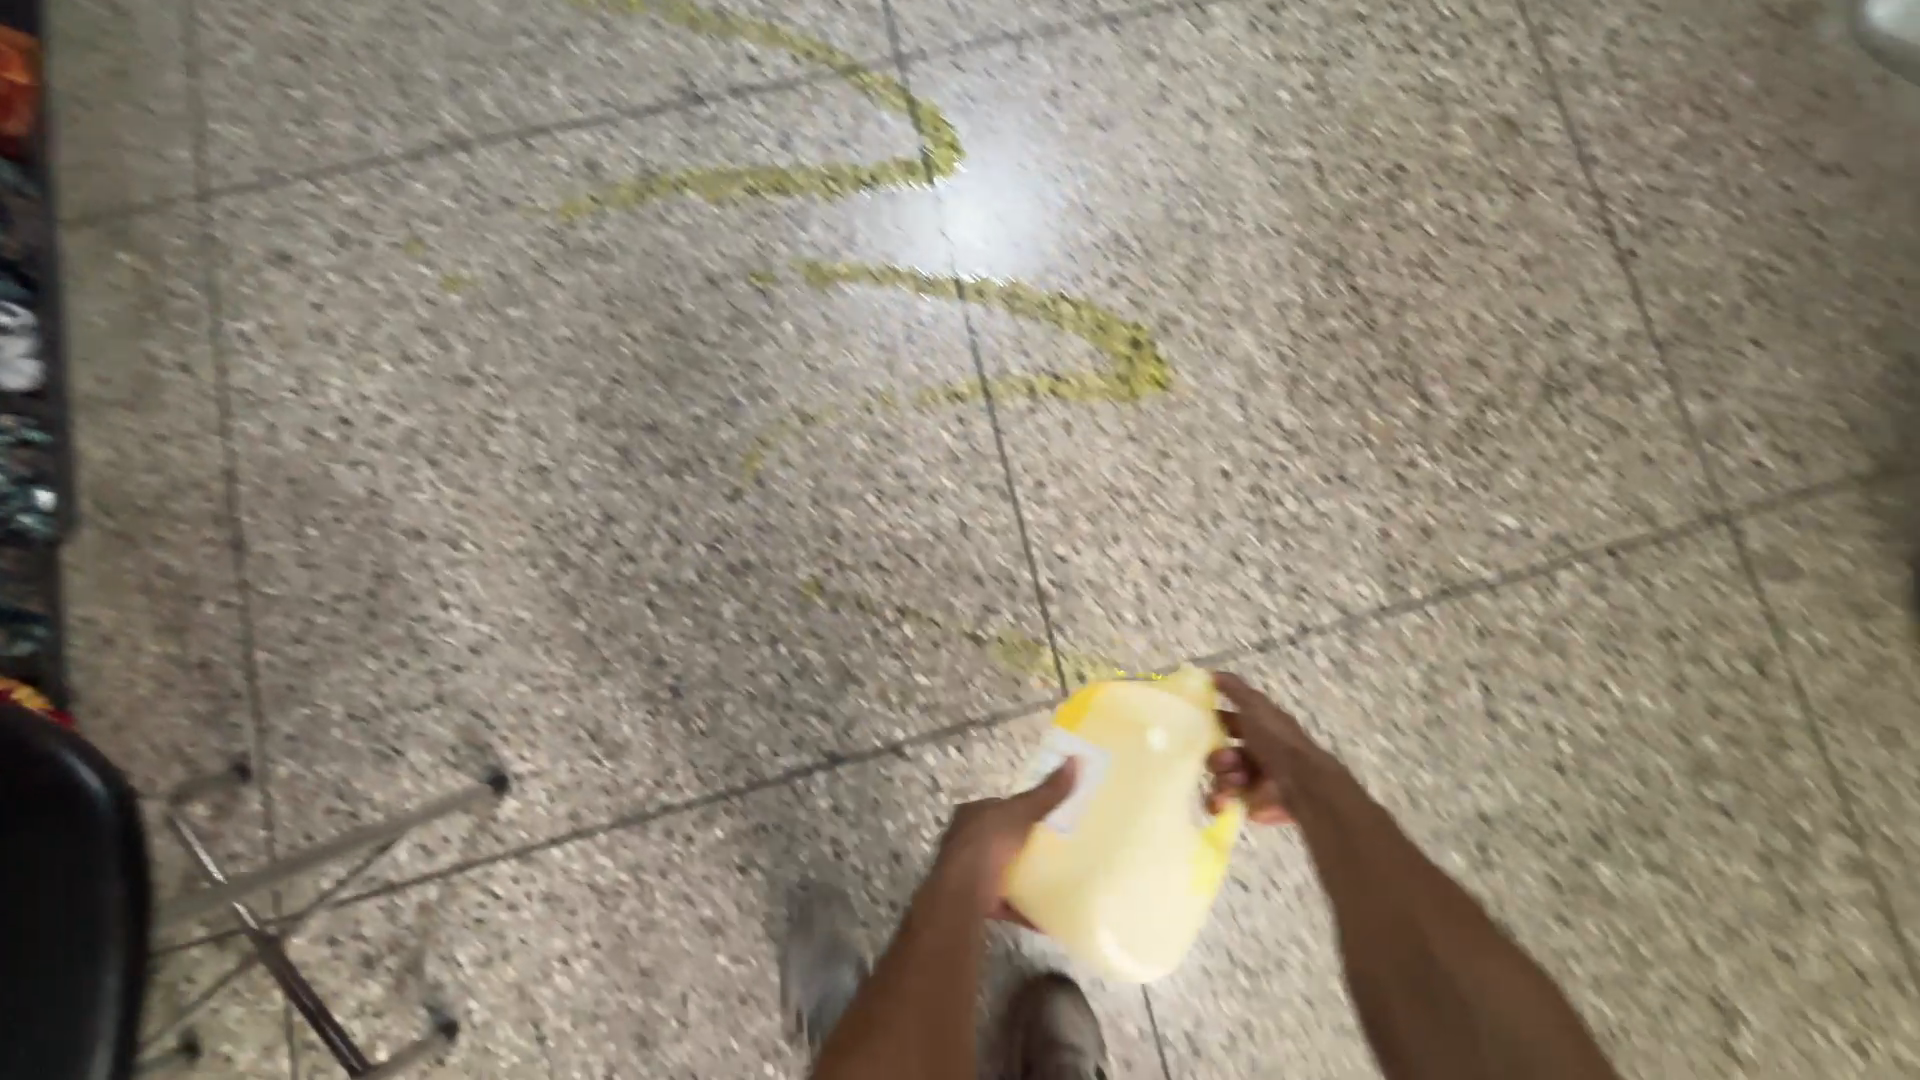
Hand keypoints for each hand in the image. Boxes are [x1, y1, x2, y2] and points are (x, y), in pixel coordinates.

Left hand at [929, 761, 1076, 922]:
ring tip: (1052, 879)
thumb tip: (1075, 759)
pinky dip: (1022, 907)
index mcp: (972, 814)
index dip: (1023, 810)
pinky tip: (1045, 914)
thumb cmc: (989, 845)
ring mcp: (967, 871)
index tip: (1047, 820)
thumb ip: (1047, 792)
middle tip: (1054, 849)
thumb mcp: (1021, 812)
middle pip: (1000, 839)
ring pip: (1000, 870)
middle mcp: (964, 840)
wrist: (962, 894)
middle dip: (1023, 844)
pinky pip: (1004, 903)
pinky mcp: (974, 901)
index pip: (999, 806)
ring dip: (1021, 877)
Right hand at [1205, 671, 1329, 825]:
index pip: (1225, 724)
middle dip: (1217, 758)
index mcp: (1255, 730)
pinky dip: (1217, 802)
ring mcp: (1250, 782)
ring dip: (1222, 779)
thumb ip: (1234, 689)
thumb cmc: (1278, 740)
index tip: (1196, 727)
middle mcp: (1252, 755)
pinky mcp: (1248, 806)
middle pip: (1217, 754)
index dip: (1210, 725)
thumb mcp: (1256, 706)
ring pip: (1217, 778)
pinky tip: (1222, 801)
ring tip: (1237, 782)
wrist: (1301, 782)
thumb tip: (1211, 673)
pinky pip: (1220, 802)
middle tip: (1228, 761)